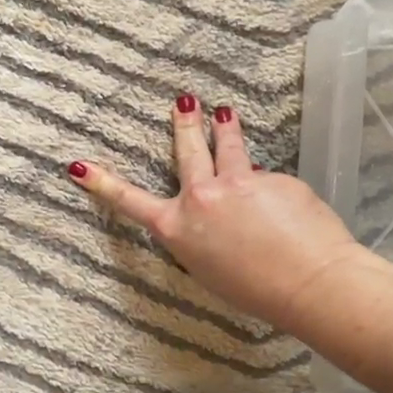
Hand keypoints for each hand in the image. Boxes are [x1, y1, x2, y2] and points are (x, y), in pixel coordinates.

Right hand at [67, 96, 376, 329]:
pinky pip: (270, 183)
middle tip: (182, 103)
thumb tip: (218, 201)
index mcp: (176, 227)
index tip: (79, 166)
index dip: (101, 182)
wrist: (313, 283)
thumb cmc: (256, 290)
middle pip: (188, 152)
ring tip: (223, 111)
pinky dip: (274, 193)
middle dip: (183, 125)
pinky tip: (291, 214)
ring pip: (230, 149)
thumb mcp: (207, 266)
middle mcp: (200, 198)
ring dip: (225, 127)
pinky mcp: (278, 181)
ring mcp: (239, 184)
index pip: (128, 200)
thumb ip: (201, 231)